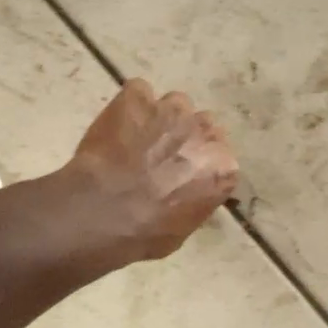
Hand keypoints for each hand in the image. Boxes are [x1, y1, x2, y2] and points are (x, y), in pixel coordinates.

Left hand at [64, 79, 238, 260]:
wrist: (104, 213)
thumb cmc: (147, 234)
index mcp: (223, 168)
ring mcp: (171, 109)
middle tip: (163, 158)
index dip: (200, 167)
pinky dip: (131, 107)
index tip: (185, 176)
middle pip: (203, 126)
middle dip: (186, 139)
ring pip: (175, 105)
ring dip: (162, 119)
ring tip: (139, 141)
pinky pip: (139, 93)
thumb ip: (196, 199)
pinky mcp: (138, 97)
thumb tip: (190, 190)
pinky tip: (118, 129)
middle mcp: (205, 132)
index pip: (222, 159)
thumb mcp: (184, 228)